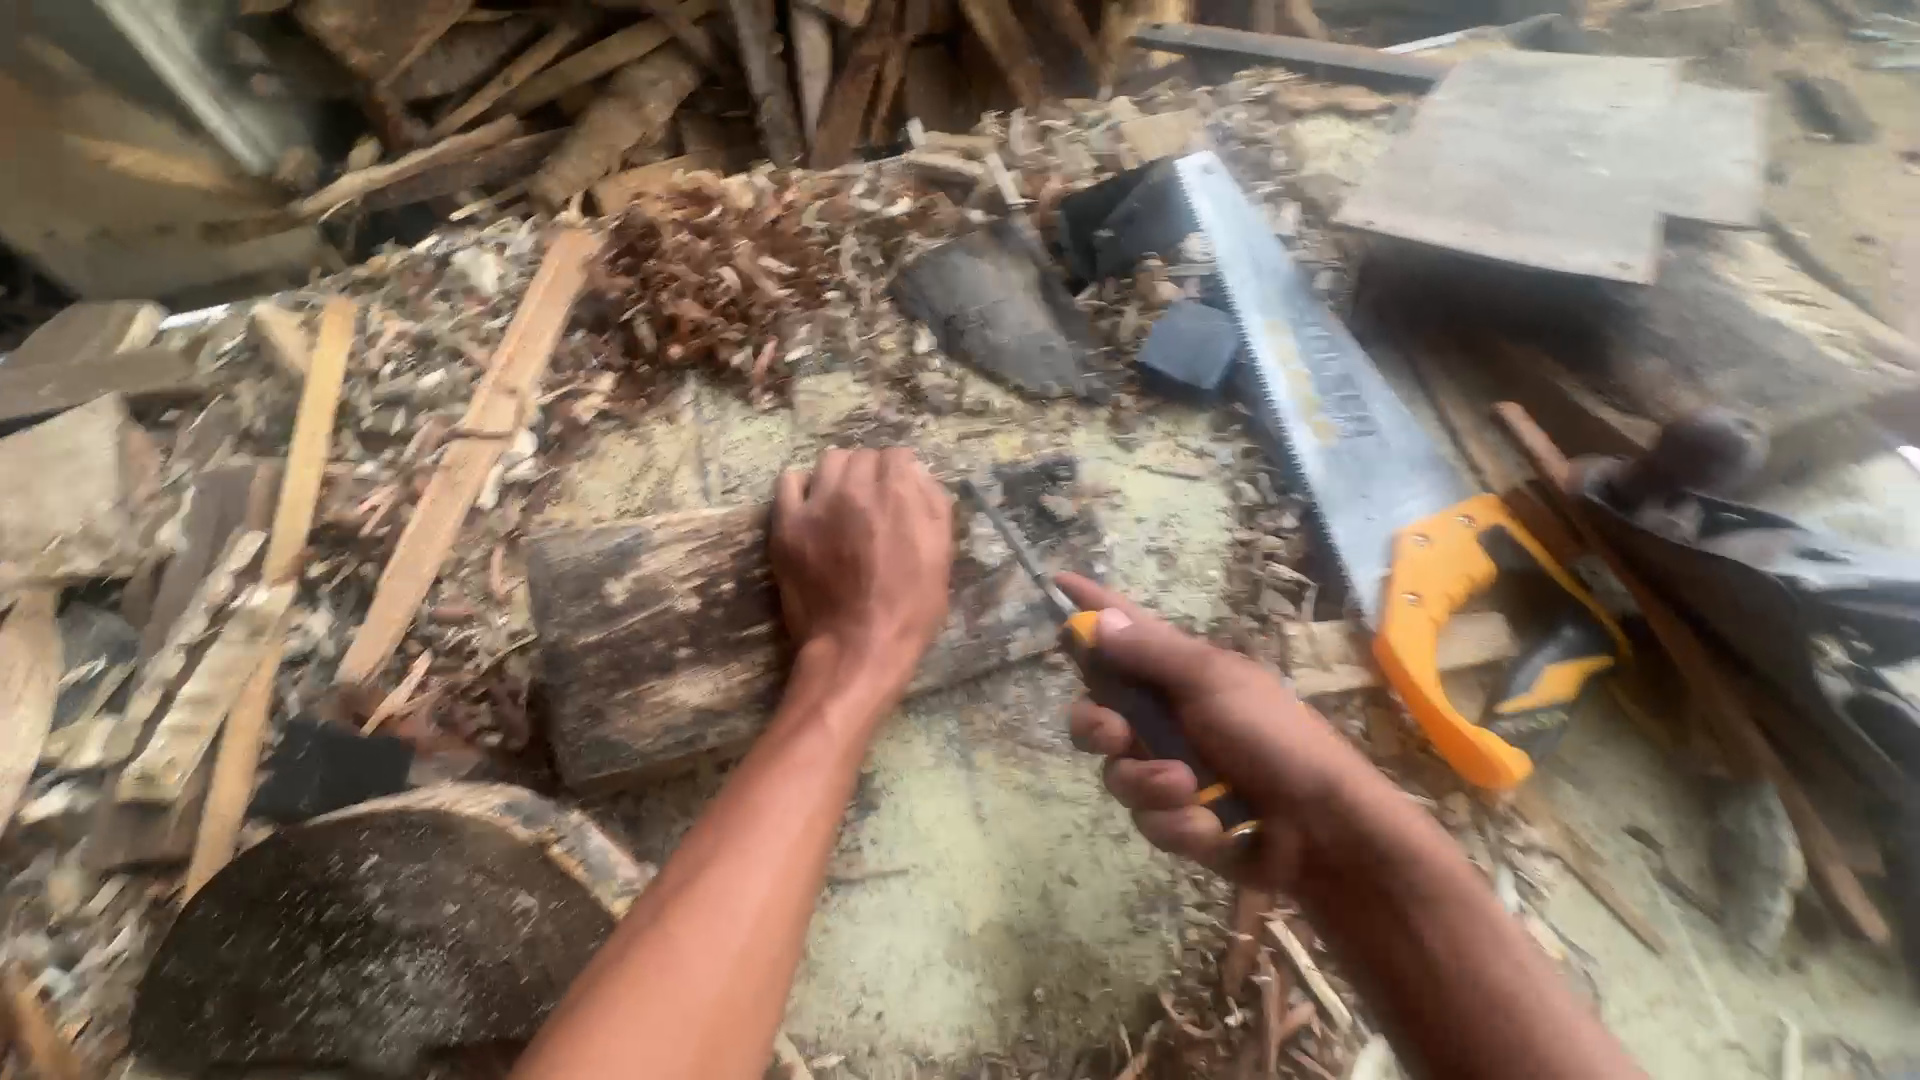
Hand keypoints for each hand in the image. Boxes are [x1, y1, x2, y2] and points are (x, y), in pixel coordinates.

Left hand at [772, 448, 953, 692]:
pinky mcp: (787, 524)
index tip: (900, 495)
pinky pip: (790, 481)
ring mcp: (817, 503)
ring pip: (829, 461)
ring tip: (843, 502)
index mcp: (899, 493)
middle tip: (874, 504)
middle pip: (864, 456)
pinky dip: (803, 487)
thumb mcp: (942, 556)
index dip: (902, 475)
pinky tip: (812, 507)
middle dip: (873, 474)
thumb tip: (918, 475)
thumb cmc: (910, 609)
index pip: (898, 456)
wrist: (858, 647)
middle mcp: (856, 487)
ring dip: (841, 475)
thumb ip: (933, 506)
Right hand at [1058, 573, 1385, 892]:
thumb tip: (1097, 619)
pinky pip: (1147, 819)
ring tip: (1192, 792)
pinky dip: (1177, 825)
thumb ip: (1150, 654)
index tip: (1058, 581)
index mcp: (1177, 673)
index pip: (1123, 629)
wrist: (1325, 832)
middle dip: (1096, 728)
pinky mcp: (1178, 820)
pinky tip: (1212, 829)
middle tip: (1115, 735)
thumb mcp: (1213, 682)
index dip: (1091, 606)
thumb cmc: (1275, 738)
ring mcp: (1169, 770)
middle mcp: (1165, 718)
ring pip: (1116, 774)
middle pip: (1094, 713)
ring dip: (1150, 784)